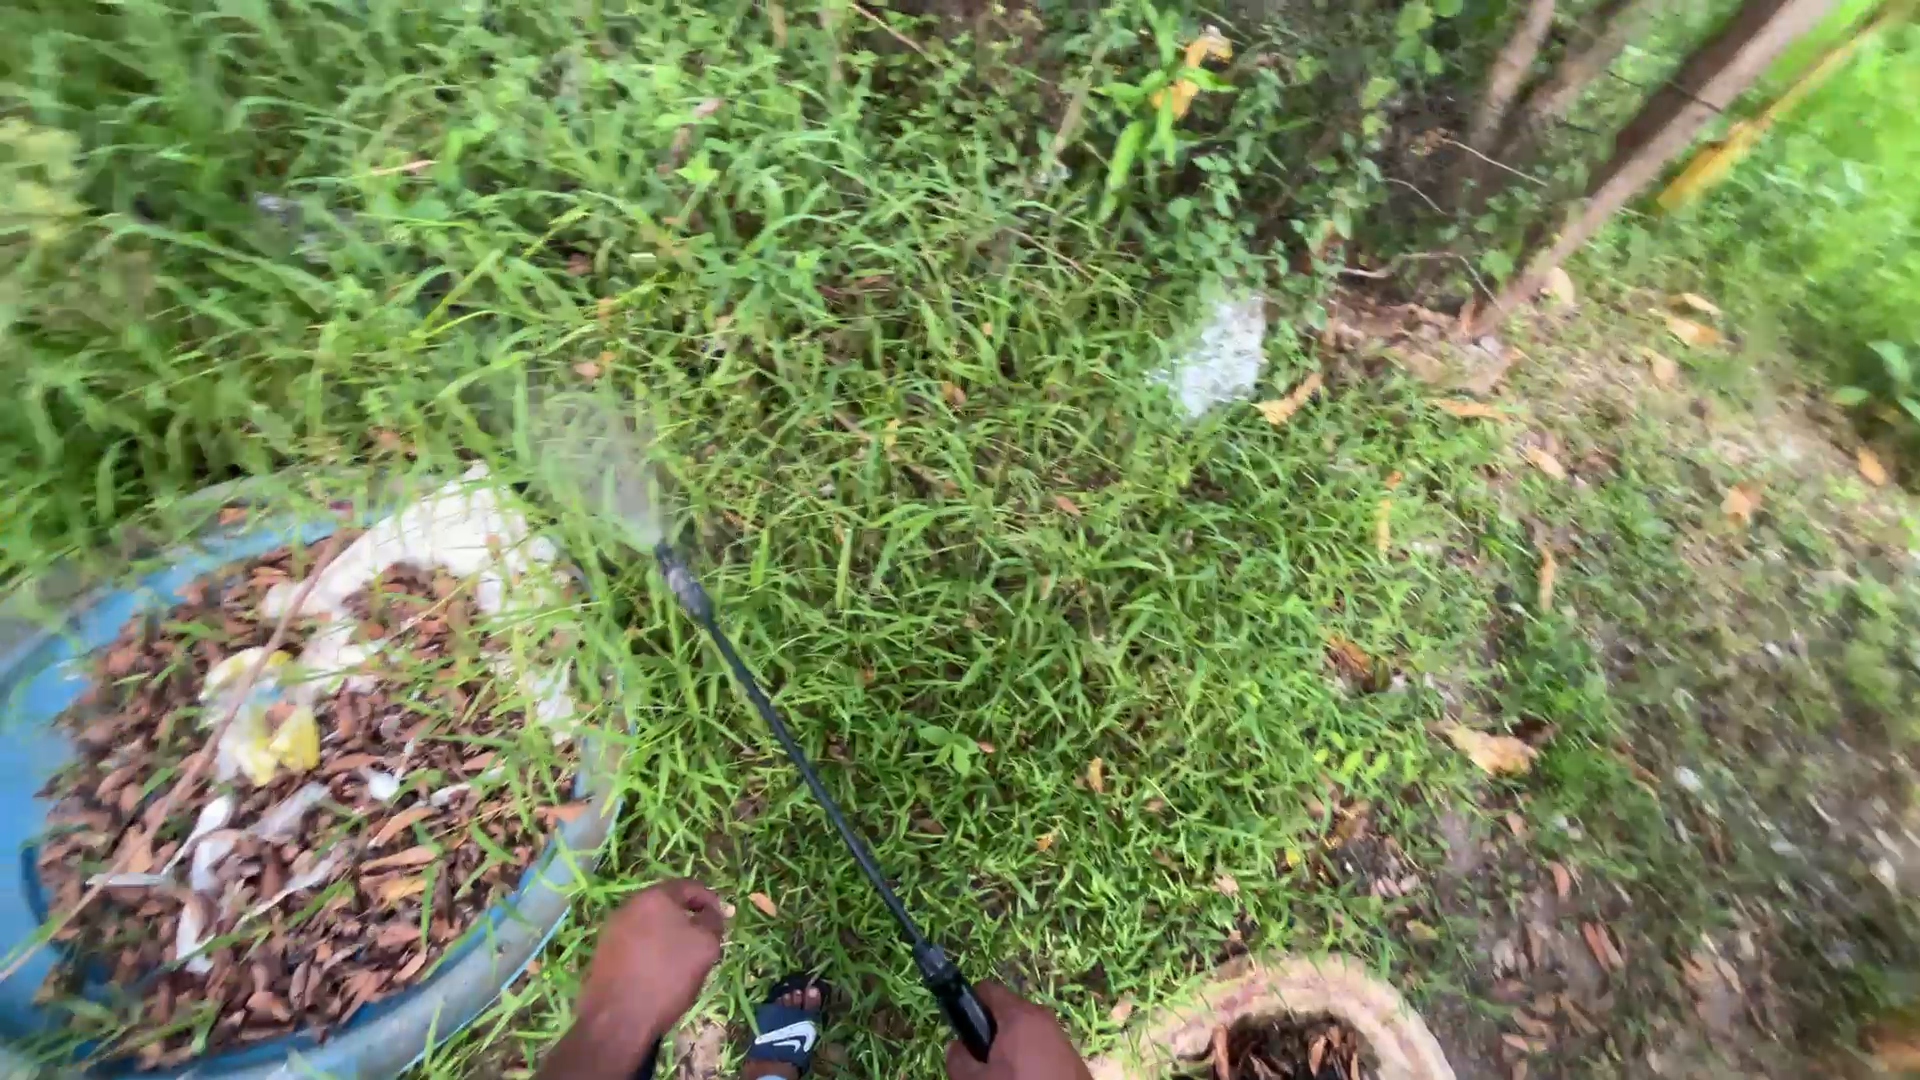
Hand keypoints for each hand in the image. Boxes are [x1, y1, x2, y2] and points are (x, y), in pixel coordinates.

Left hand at [537, 879, 727, 1079]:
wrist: (615, 1023)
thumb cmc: (667, 976)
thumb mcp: (706, 945)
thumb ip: (713, 921)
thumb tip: (710, 913)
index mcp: (655, 896)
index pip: (690, 887)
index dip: (710, 901)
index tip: (721, 922)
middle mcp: (629, 906)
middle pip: (668, 906)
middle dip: (688, 920)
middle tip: (703, 942)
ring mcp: (611, 932)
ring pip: (651, 926)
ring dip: (668, 937)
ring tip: (681, 962)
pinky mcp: (601, 956)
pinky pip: (635, 945)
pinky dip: (650, 953)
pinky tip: (658, 975)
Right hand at [944, 981, 1092, 1079]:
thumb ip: (959, 1061)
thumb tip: (956, 1046)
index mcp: (1018, 1015)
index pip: (987, 989)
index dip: (970, 1005)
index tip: (966, 1030)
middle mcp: (1041, 1016)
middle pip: (1006, 1013)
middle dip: (992, 1033)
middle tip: (986, 1063)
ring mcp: (1059, 1035)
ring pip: (1025, 1032)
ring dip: (1012, 1048)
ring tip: (1007, 1075)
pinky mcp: (1070, 1055)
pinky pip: (1042, 1046)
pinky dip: (1031, 1059)